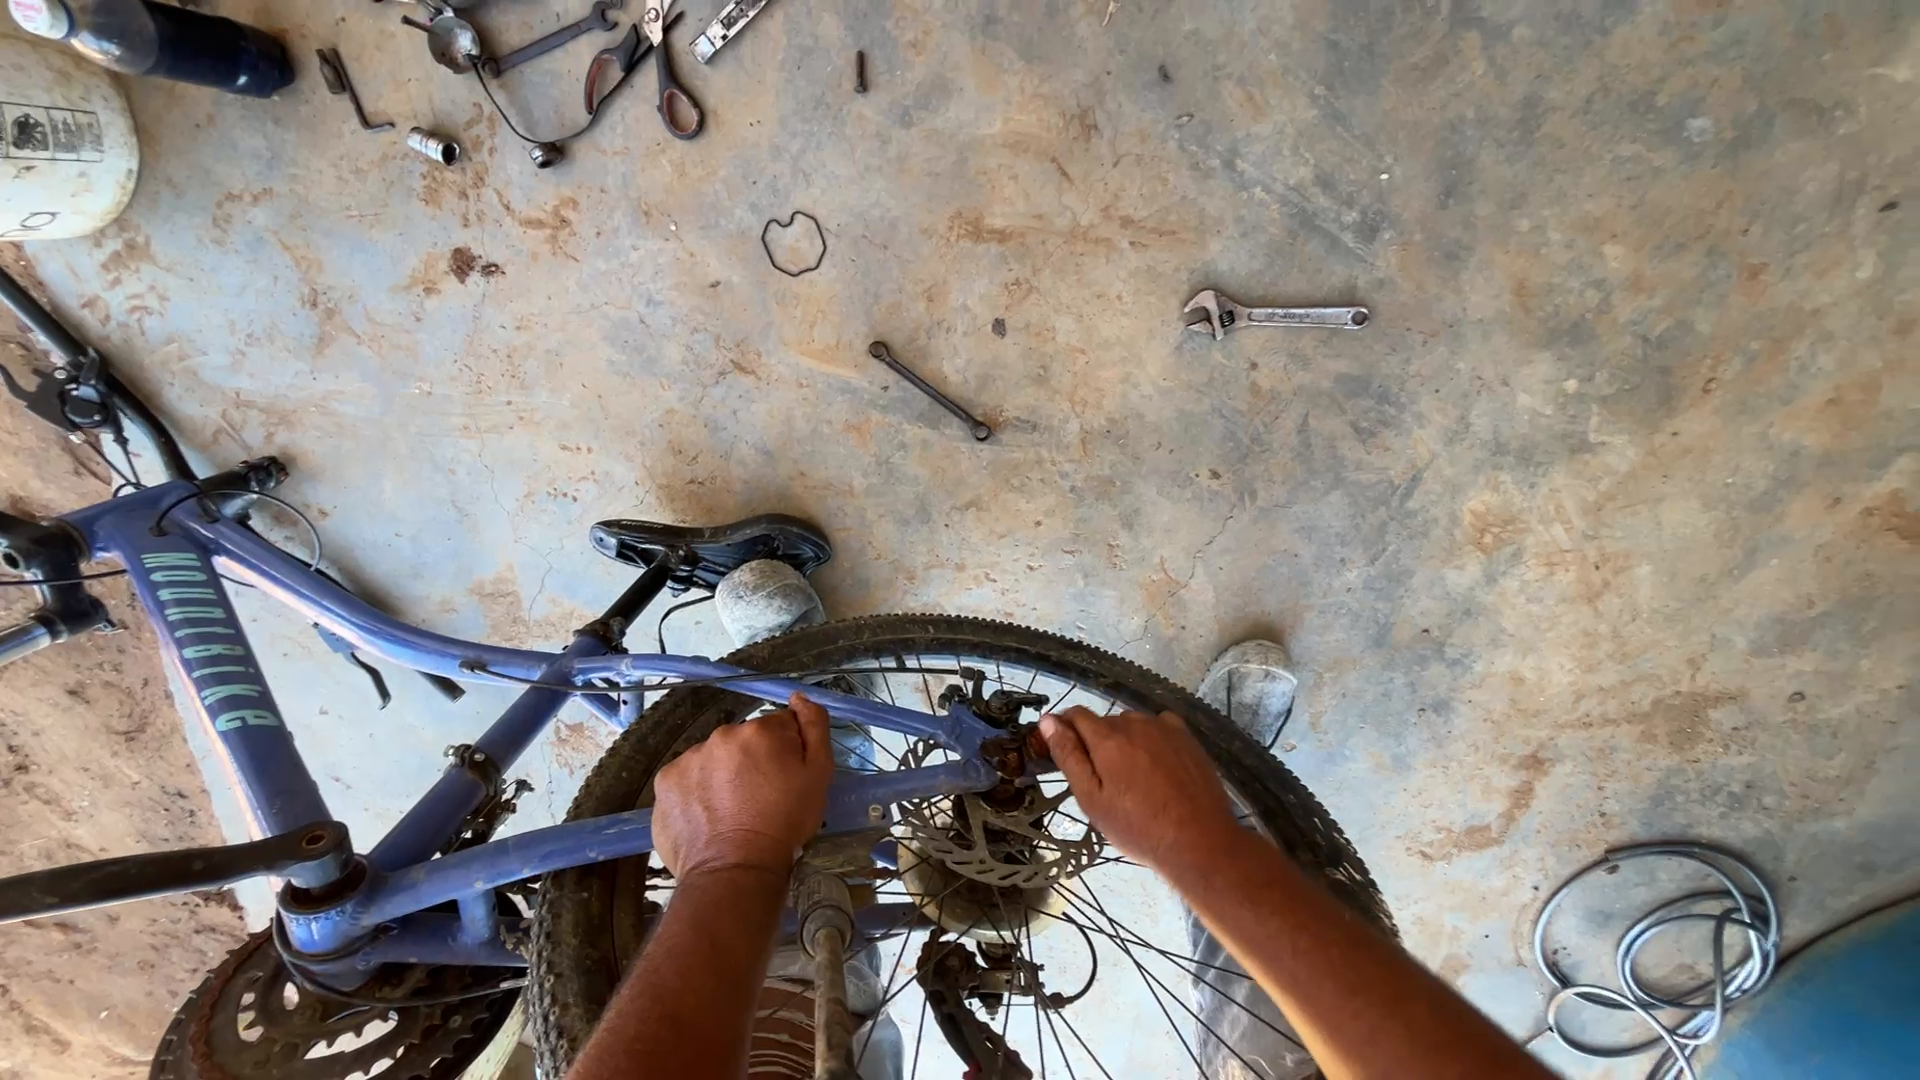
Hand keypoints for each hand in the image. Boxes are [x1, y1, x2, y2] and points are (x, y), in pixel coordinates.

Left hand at [651, 692, 835, 880]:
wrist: (734, 871)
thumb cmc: (785, 823)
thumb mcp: (819, 775)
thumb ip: (815, 726)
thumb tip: (799, 697)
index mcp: (760, 730)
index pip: (780, 727)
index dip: (787, 752)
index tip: (786, 779)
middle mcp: (722, 735)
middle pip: (745, 740)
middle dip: (754, 761)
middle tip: (762, 798)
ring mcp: (689, 758)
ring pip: (715, 758)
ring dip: (724, 775)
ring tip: (732, 811)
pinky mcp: (665, 782)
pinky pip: (689, 778)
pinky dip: (698, 791)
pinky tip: (708, 815)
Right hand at [1039, 706, 1241, 875]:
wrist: (1199, 842)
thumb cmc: (1138, 828)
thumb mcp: (1092, 800)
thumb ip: (1069, 756)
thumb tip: (1048, 721)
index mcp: (1107, 738)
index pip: (1075, 715)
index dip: (1065, 728)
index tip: (1065, 750)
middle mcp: (1134, 723)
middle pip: (1103, 722)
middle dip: (1097, 742)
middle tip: (1104, 781)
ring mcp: (1163, 727)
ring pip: (1131, 724)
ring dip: (1125, 741)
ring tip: (1134, 778)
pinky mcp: (1186, 737)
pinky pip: (1158, 727)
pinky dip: (1152, 739)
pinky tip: (1157, 765)